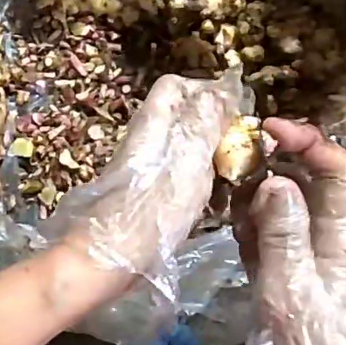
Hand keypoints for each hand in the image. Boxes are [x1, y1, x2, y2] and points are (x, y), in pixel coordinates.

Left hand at [50, 73, 238, 292]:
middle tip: (239, 152)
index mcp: (152, 123)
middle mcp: (144, 139)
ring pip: (182, 148)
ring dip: (209, 159)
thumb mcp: (187, 161)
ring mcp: (142, 168)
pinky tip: (213, 205)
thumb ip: (204, 122)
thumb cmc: (150, 210)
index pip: (175, 86)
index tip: (236, 113)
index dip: (206, 91)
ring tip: (232, 180)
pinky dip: (198, 183)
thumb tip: (223, 88)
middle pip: (181, 117)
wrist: (106, 258)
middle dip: (214, 128)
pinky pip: (177, 176)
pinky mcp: (143, 194)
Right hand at [238, 119, 345, 344]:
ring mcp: (311, 255)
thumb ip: (282, 230)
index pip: (341, 169)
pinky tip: (233, 229)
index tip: (267, 130)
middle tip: (236, 162)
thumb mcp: (290, 285)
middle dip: (276, 165)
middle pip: (312, 182)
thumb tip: (276, 181)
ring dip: (258, 196)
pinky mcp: (291, 273)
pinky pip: (273, 233)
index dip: (310, 142)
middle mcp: (333, 237)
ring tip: (230, 199)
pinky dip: (252, 225)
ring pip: (288, 206)